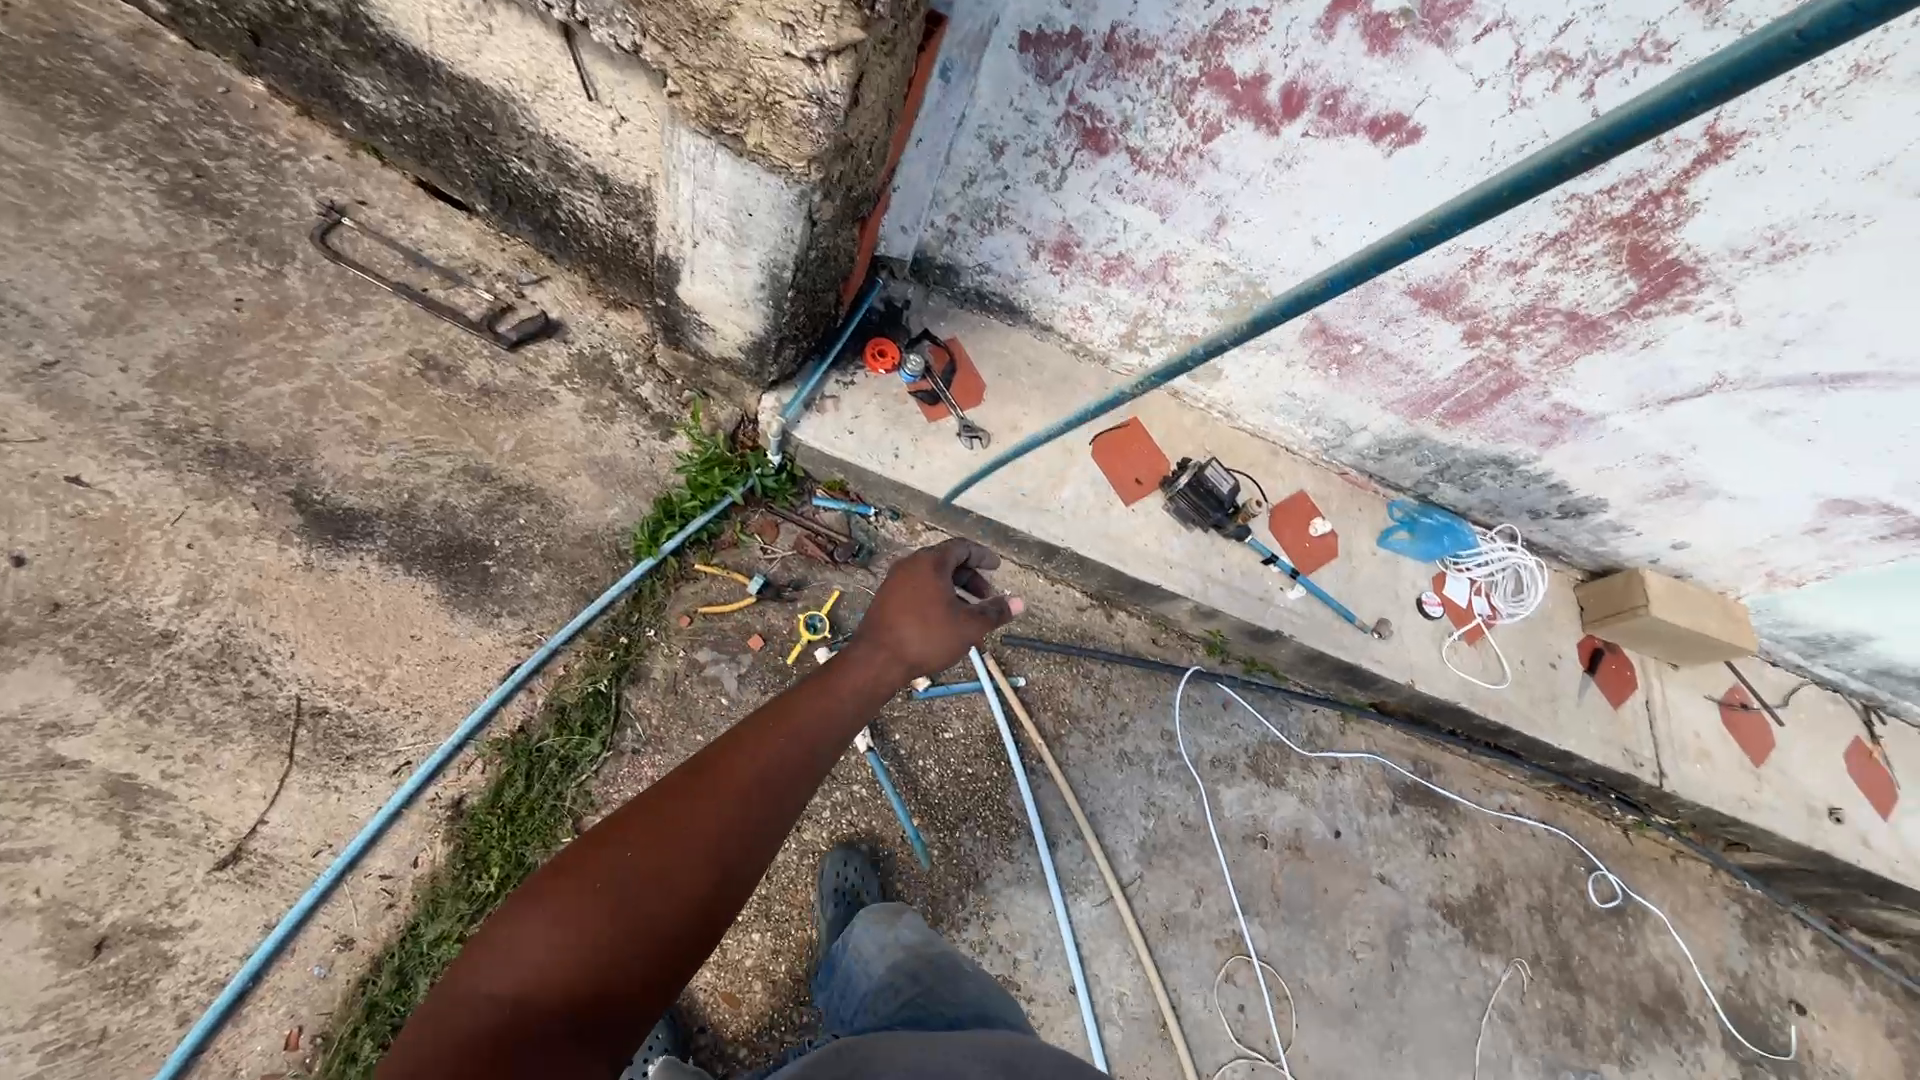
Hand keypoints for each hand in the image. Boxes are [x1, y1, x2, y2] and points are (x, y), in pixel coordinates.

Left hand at [847, 538, 1023, 686]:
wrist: (876, 660)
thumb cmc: (926, 637)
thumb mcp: (968, 626)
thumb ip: (995, 612)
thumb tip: (1020, 602)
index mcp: (931, 562)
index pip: (962, 547)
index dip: (983, 556)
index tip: (997, 567)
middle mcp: (910, 564)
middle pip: (947, 562)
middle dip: (971, 578)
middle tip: (987, 597)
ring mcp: (895, 581)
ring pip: (932, 578)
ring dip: (954, 590)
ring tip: (969, 613)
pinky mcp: (886, 599)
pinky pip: (918, 589)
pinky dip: (937, 597)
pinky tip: (945, 621)